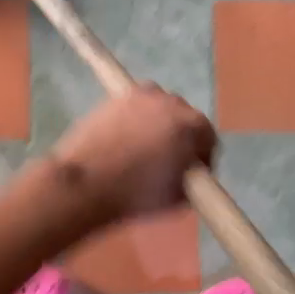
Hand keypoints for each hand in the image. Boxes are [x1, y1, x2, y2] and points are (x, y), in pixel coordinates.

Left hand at [51, 84, 216, 222]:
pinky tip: (126, 137)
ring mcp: (144, 95)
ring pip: (161, 108)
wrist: (86, 181)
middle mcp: (173, 102)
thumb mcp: (178, 197)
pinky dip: (137, 117)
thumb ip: (194, 181)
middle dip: (180, 138)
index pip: (208, 139)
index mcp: (193, 126)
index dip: (201, 158)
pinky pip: (138, 105)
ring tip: (144, 148)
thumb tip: (191, 175)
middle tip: (166, 161)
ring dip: (159, 124)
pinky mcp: (118, 96)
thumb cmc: (136, 193)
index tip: (190, 174)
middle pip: (185, 119)